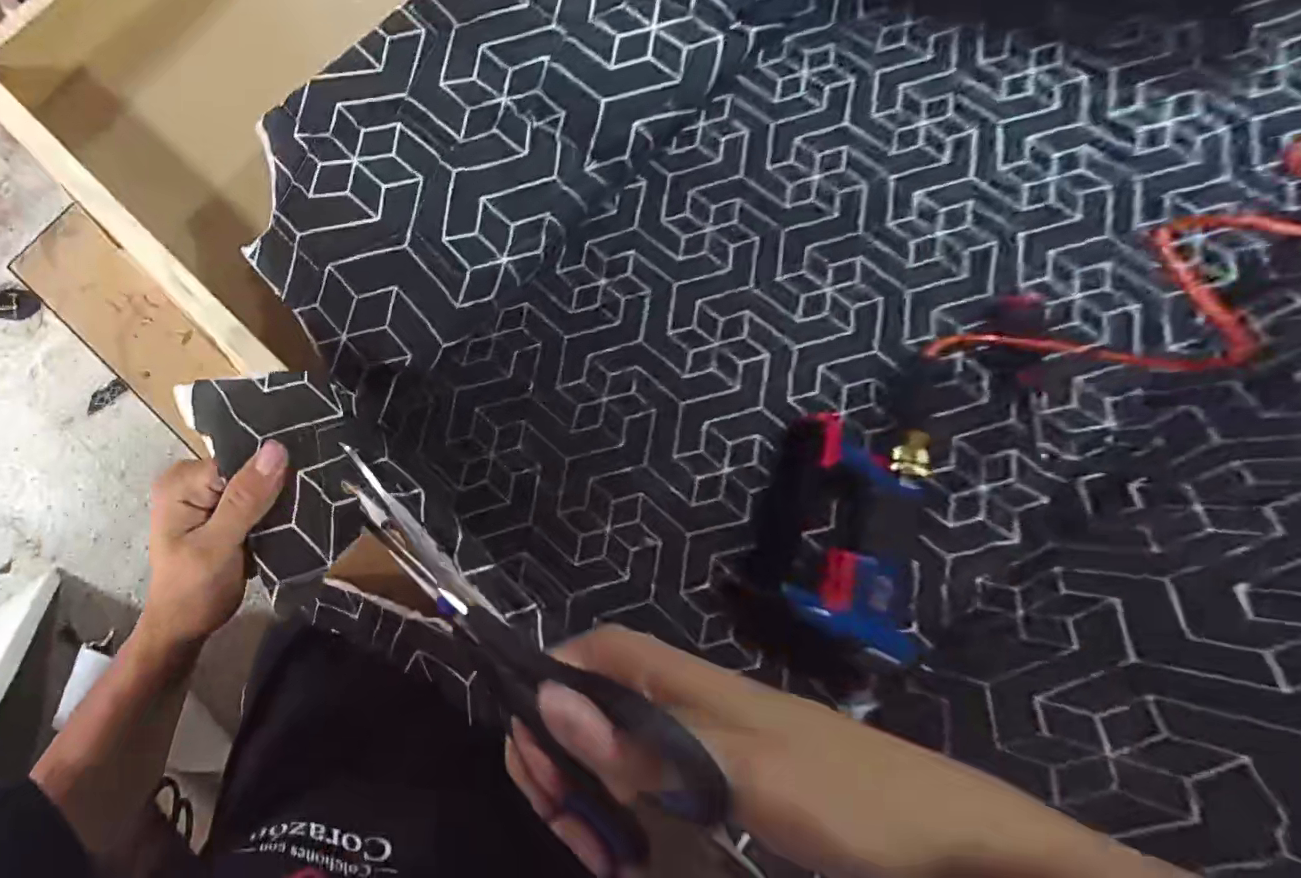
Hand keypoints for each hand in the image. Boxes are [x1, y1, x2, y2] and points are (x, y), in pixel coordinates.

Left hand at [140, 441, 288, 648]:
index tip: (303, 480)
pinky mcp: (221, 511)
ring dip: (276, 499)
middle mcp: (191, 479)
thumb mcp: (218, 545)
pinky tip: (290, 518)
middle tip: (309, 497)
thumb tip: (275, 448)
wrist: (183, 631)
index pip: (236, 458)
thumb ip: (245, 499)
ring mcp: (206, 495)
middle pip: (246, 467)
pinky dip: (270, 511)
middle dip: (275, 483)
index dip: (269, 468)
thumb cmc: (193, 592)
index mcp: (181, 480)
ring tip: (304, 508)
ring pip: (254, 483)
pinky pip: (254, 498)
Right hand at [505, 626, 1183, 877]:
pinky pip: (648, 790)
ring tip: (595, 854)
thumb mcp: (742, 773)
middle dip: (560, 754)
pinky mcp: (720, 787)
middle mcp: (677, 700)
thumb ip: (643, 743)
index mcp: (676, 677)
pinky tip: (628, 859)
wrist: (974, 854)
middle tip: (563, 822)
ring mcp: (699, 745)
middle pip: (589, 704)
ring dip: (588, 795)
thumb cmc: (854, 800)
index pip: (585, 655)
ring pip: (614, 751)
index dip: (548, 689)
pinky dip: (626, 821)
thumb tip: (549, 700)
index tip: (538, 757)